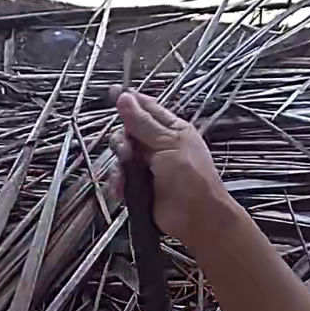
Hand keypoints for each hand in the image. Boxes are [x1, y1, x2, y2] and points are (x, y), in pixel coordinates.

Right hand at [108, 86, 235, 249]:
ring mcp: (150, 168)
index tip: (113, 94)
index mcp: (172, 130)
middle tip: (128, 148)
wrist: (196, 216)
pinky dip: (118, 183)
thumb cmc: (191, 177)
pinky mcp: (141, 187)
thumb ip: (142, 123)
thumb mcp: (167, 143)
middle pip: (130, 133)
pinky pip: (121, 179)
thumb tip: (125, 99)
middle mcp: (160, 146)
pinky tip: (121, 187)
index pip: (147, 109)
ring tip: (127, 171)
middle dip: (123, 140)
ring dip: (120, 164)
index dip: (131, 102)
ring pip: (123, 157)